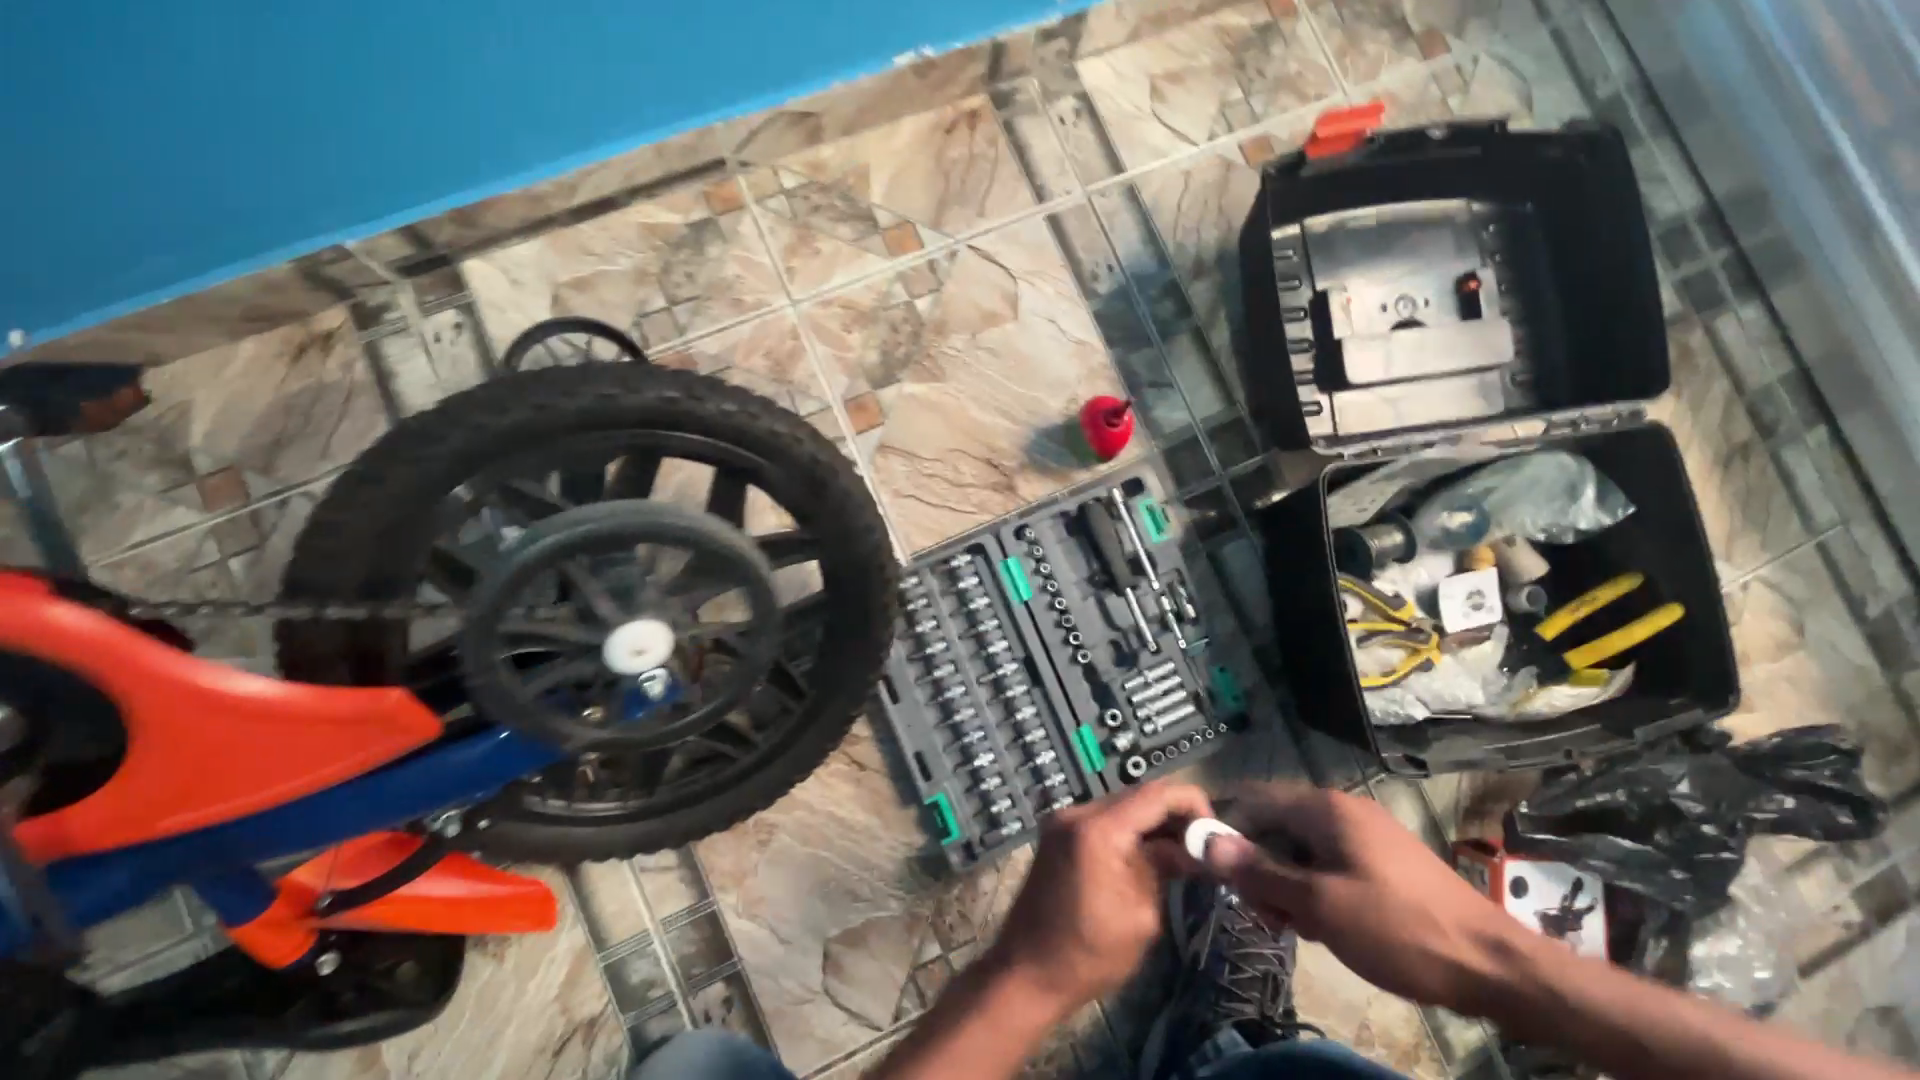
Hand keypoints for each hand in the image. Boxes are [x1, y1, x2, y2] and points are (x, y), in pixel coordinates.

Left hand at [984, 781, 1212, 1016]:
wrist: (1026, 972)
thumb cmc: (1089, 954)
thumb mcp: (1142, 915)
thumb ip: (1165, 867)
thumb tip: (1195, 846)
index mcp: (1097, 829)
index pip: (1157, 794)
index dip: (1193, 804)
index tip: (1216, 833)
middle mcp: (1076, 813)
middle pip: (1139, 796)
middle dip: (1176, 816)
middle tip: (1204, 847)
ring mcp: (1062, 821)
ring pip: (1122, 807)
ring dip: (1154, 824)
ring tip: (1183, 856)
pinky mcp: (1058, 835)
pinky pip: (1104, 821)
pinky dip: (1130, 832)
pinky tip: (1150, 858)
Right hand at [1200, 784, 1528, 1015]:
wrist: (1491, 966)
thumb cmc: (1399, 930)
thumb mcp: (1319, 905)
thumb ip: (1259, 872)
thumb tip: (1205, 842)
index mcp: (1325, 809)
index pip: (1252, 799)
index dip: (1225, 831)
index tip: (1214, 874)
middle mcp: (1341, 810)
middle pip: (1273, 826)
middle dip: (1258, 867)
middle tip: (1266, 916)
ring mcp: (1364, 835)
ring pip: (1299, 850)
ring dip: (1285, 885)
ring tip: (1297, 927)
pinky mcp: (1380, 862)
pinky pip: (1326, 864)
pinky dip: (1313, 890)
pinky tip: (1323, 926)